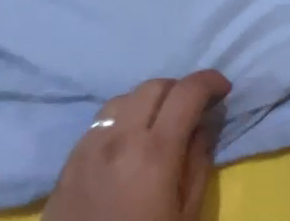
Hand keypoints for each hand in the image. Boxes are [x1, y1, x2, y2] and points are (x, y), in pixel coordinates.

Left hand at [45, 70, 231, 220]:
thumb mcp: (187, 211)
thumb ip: (199, 160)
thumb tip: (203, 125)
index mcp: (155, 152)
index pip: (188, 90)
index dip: (211, 81)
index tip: (223, 92)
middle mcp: (119, 141)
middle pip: (154, 86)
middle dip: (179, 89)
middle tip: (191, 111)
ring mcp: (87, 152)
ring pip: (121, 100)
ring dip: (146, 102)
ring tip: (156, 125)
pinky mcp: (66, 167)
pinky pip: (96, 125)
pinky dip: (120, 122)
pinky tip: (126, 147)